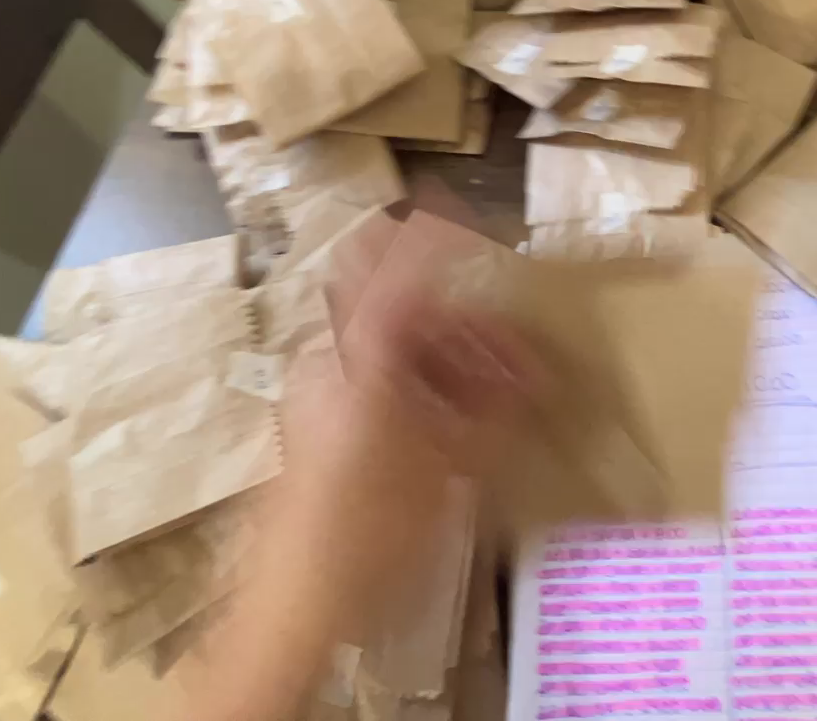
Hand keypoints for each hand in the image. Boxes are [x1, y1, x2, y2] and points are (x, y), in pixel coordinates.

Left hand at [190, 256, 537, 720]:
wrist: (288, 609)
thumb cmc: (366, 536)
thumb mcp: (445, 471)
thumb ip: (490, 409)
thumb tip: (528, 371)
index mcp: (362, 361)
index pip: (394, 270)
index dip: (427, 231)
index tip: (459, 206)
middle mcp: (340, 362)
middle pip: (408, 314)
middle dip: (470, 323)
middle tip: (518, 352)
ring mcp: (329, 392)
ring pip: (401, 348)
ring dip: (457, 357)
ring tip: (506, 392)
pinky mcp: (328, 421)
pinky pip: (388, 380)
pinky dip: (432, 384)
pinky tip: (468, 417)